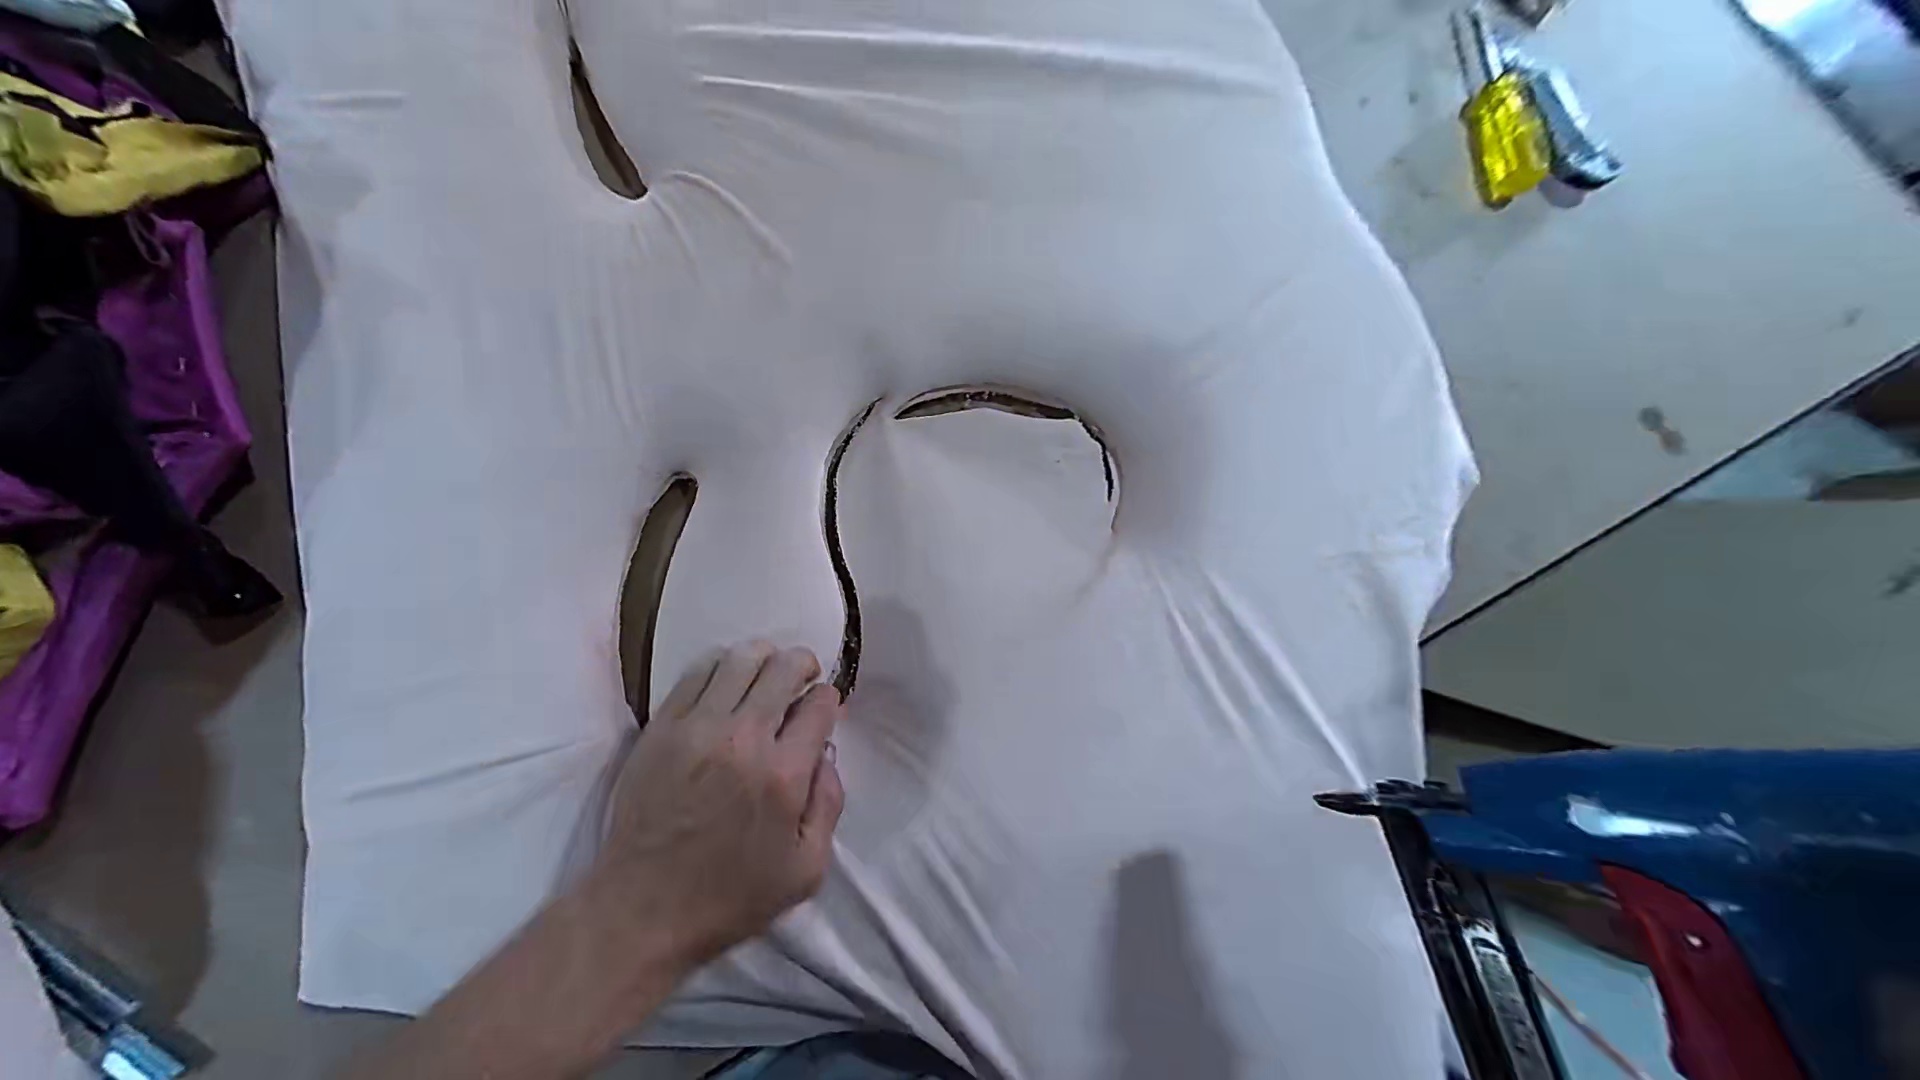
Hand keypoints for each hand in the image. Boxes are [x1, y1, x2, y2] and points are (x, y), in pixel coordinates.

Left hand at [593, 641, 846, 968]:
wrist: (641, 911)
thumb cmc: (731, 895)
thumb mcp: (807, 868)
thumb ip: (830, 803)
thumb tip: (826, 752)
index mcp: (784, 774)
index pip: (820, 703)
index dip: (829, 699)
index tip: (823, 708)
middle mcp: (744, 739)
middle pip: (785, 667)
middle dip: (803, 665)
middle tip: (802, 680)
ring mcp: (697, 728)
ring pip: (741, 658)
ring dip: (764, 658)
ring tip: (765, 676)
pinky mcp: (661, 728)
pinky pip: (696, 672)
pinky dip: (721, 667)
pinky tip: (726, 684)